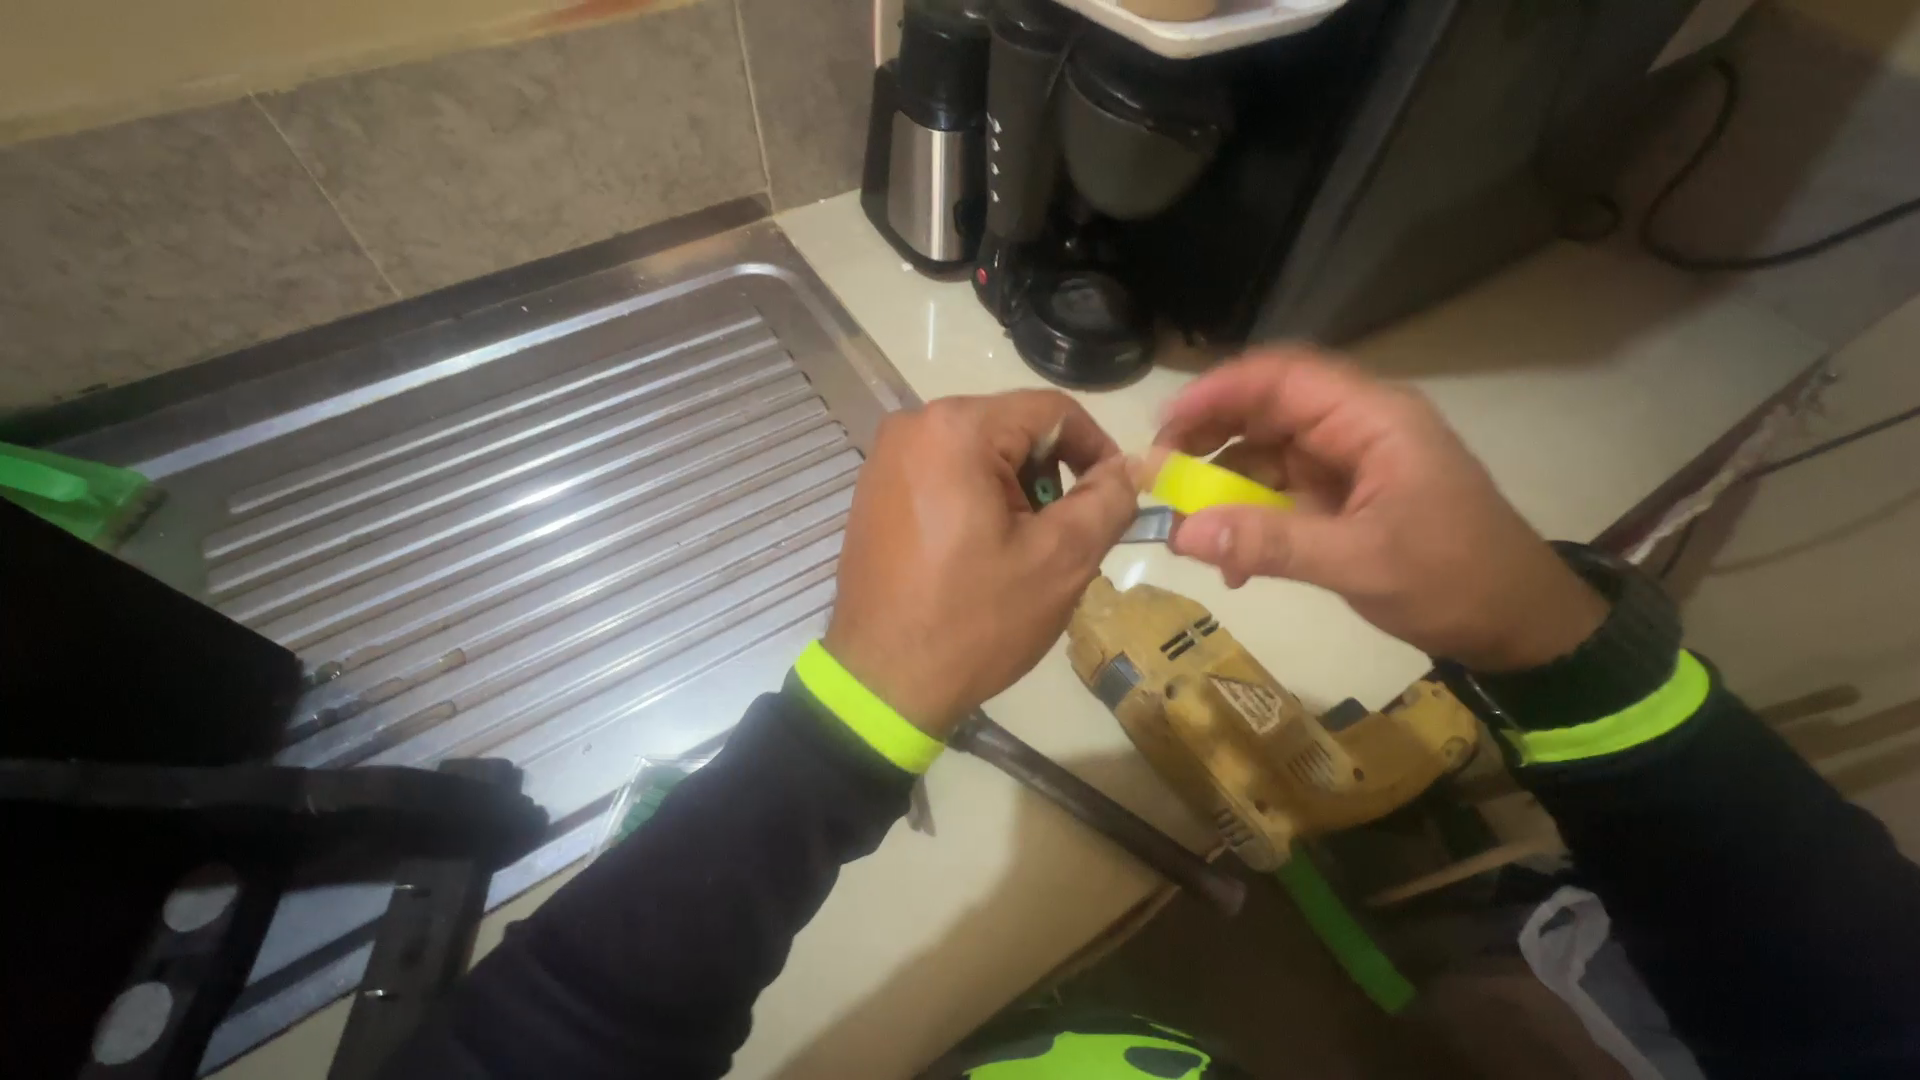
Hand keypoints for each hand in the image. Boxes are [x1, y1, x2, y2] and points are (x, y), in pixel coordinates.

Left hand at [826, 392, 1136, 736]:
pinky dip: (975, 502)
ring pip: (978, 456)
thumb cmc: (975, 620)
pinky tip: (978, 556)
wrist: (882, 683)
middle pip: (1011, 431)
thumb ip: (1107, 500)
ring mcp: (884, 460)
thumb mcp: (1060, 560)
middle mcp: (912, 427)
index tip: (1113, 497)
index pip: (1052, 411)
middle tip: (1062, 538)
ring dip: (1014, 494)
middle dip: (1049, 478)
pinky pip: (942, 477)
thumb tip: (1128, 467)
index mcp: (956, 428)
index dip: (1096, 448)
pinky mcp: (872, 493)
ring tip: (1020, 554)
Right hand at [1153, 350, 1607, 671]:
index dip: (1219, 391)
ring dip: (1222, 486)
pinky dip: (1246, 520)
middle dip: (1208, 437)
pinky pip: (1277, 495)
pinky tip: (1230, 562)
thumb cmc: (1455, 581)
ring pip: (1264, 454)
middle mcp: (1354, 429)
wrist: (1518, 627)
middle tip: (1160, 473)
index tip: (1164, 425)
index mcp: (1372, 420)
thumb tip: (1181, 535)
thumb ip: (1270, 544)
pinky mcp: (1339, 499)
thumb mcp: (1361, 562)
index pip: (1284, 377)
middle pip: (1265, 410)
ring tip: (1186, 525)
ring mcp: (1345, 465)